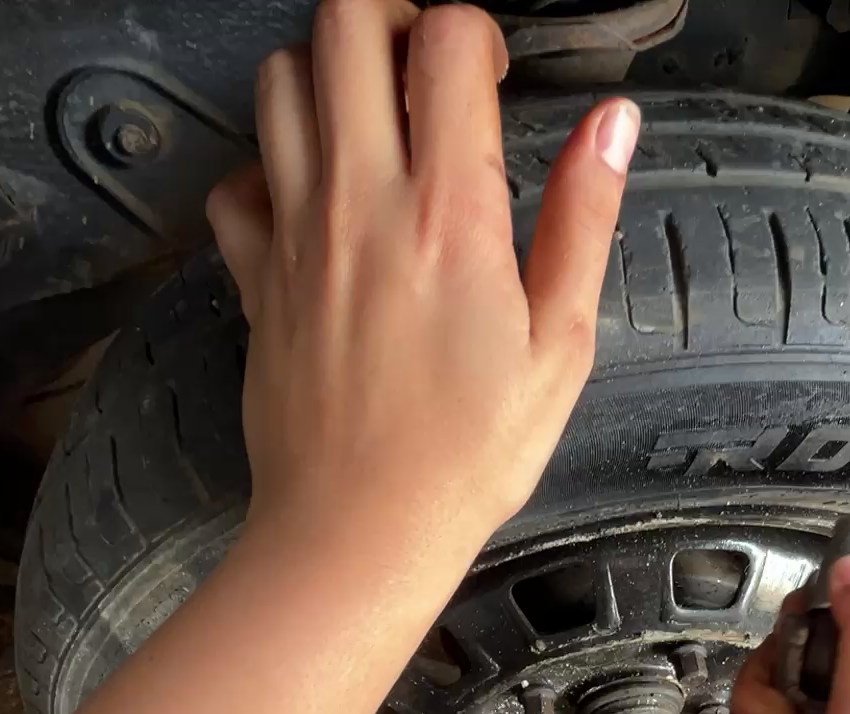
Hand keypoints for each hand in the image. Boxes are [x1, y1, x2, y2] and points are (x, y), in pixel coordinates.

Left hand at [204, 0, 639, 538]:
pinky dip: (270, 166)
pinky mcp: (257, 280)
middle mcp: (360, 204)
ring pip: (280, 83)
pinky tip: (313, 203)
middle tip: (426, 69)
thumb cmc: (470, 453)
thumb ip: (582, 222)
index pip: (446, 45)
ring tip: (376, 126)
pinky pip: (237, 181)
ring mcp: (296, 237)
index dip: (475, 32)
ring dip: (330, 76)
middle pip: (343, 26)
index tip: (493, 73)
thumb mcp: (561, 346)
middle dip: (390, 18)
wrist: (364, 527)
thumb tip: (612, 126)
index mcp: (449, 217)